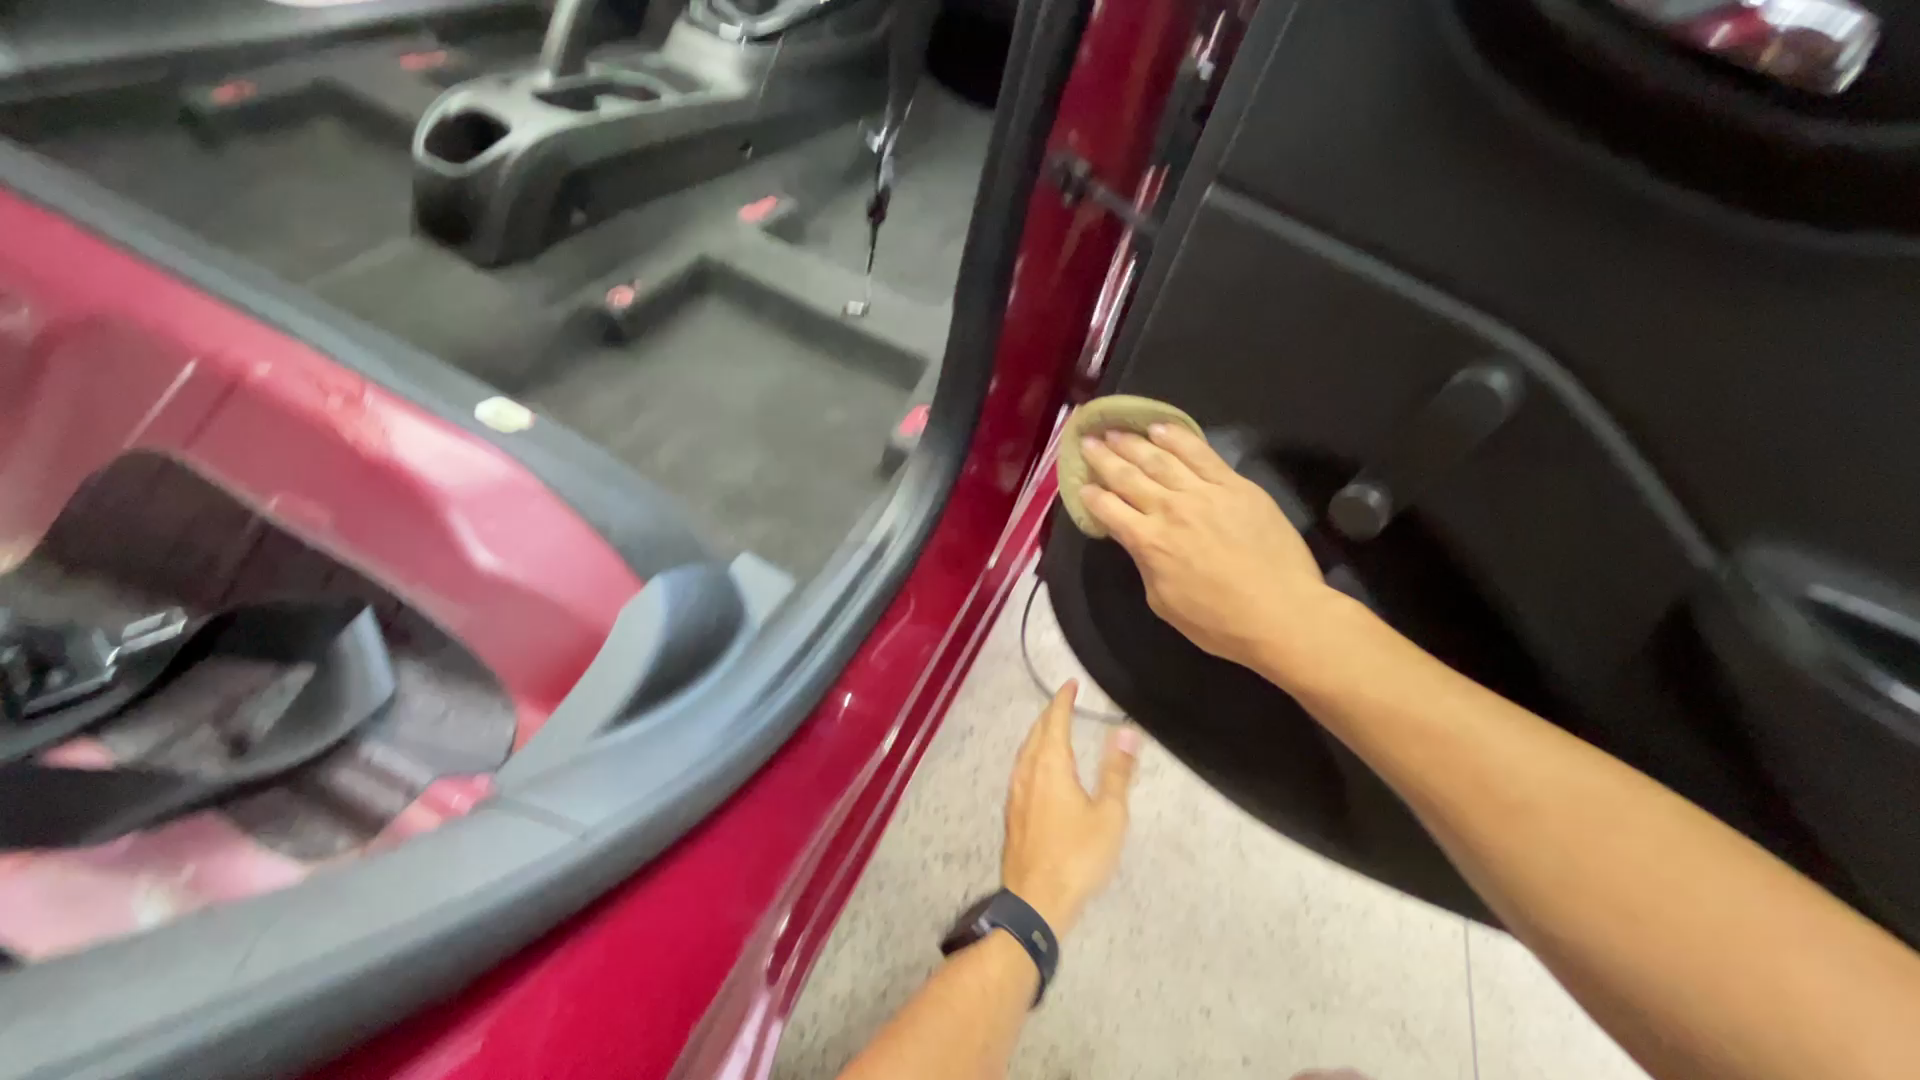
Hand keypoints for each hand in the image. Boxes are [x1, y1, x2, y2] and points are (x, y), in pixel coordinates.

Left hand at [1002, 681, 1140, 934]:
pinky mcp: (1013, 814)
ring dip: (1039, 734)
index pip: (1055, 722)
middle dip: (1050, 714)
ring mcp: (1016, 794)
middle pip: (1036, 733)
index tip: (1070, 684)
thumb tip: (1125, 731)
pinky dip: (1032, 755)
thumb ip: (1117, 772)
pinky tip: (1038, 769)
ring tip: (1052, 729)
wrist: (1036, 901)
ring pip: (1025, 752)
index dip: (1063, 701)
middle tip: (1064, 702)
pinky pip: (1021, 770)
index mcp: (1051, 767)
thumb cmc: (1078, 856)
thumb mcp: (1109, 815)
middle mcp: (1027, 773)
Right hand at [1079, 424, 1331, 672]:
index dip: (1091, 495)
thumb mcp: (1164, 602)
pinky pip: (1200, 453)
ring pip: (1160, 458)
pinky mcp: (1235, 485)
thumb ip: (1146, 565)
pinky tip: (1160, 428)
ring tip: (1116, 430)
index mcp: (1148, 542)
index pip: (1108, 509)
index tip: (1081, 484)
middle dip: (1103, 458)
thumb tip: (1140, 542)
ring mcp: (1204, 493)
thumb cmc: (1219, 622)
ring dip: (1133, 442)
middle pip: (1128, 476)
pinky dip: (1177, 437)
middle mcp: (1169, 509)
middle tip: (1088, 441)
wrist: (1281, 612)